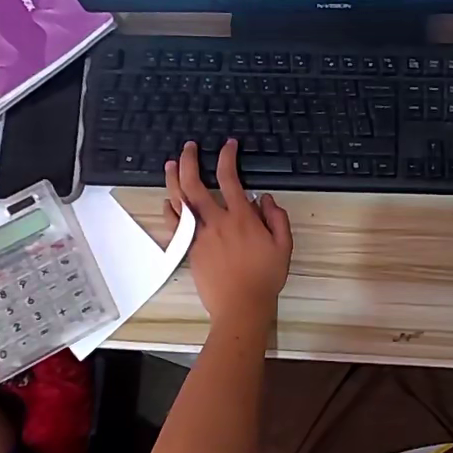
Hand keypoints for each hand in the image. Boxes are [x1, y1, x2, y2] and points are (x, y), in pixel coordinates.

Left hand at [165, 140, 292, 325]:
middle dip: (189, 160)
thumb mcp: (283, 246)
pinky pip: (175, 225)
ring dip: (173, 179)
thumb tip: (265, 198)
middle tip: (189, 147)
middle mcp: (217, 222)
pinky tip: (168, 199)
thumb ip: (277, 218)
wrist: (241, 306)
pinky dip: (169, 209)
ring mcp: (199, 236)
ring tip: (171, 164)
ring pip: (180, 201)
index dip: (227, 157)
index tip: (228, 145)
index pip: (230, 178)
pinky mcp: (189, 250)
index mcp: (241, 218)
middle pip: (195, 183)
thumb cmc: (265, 278)